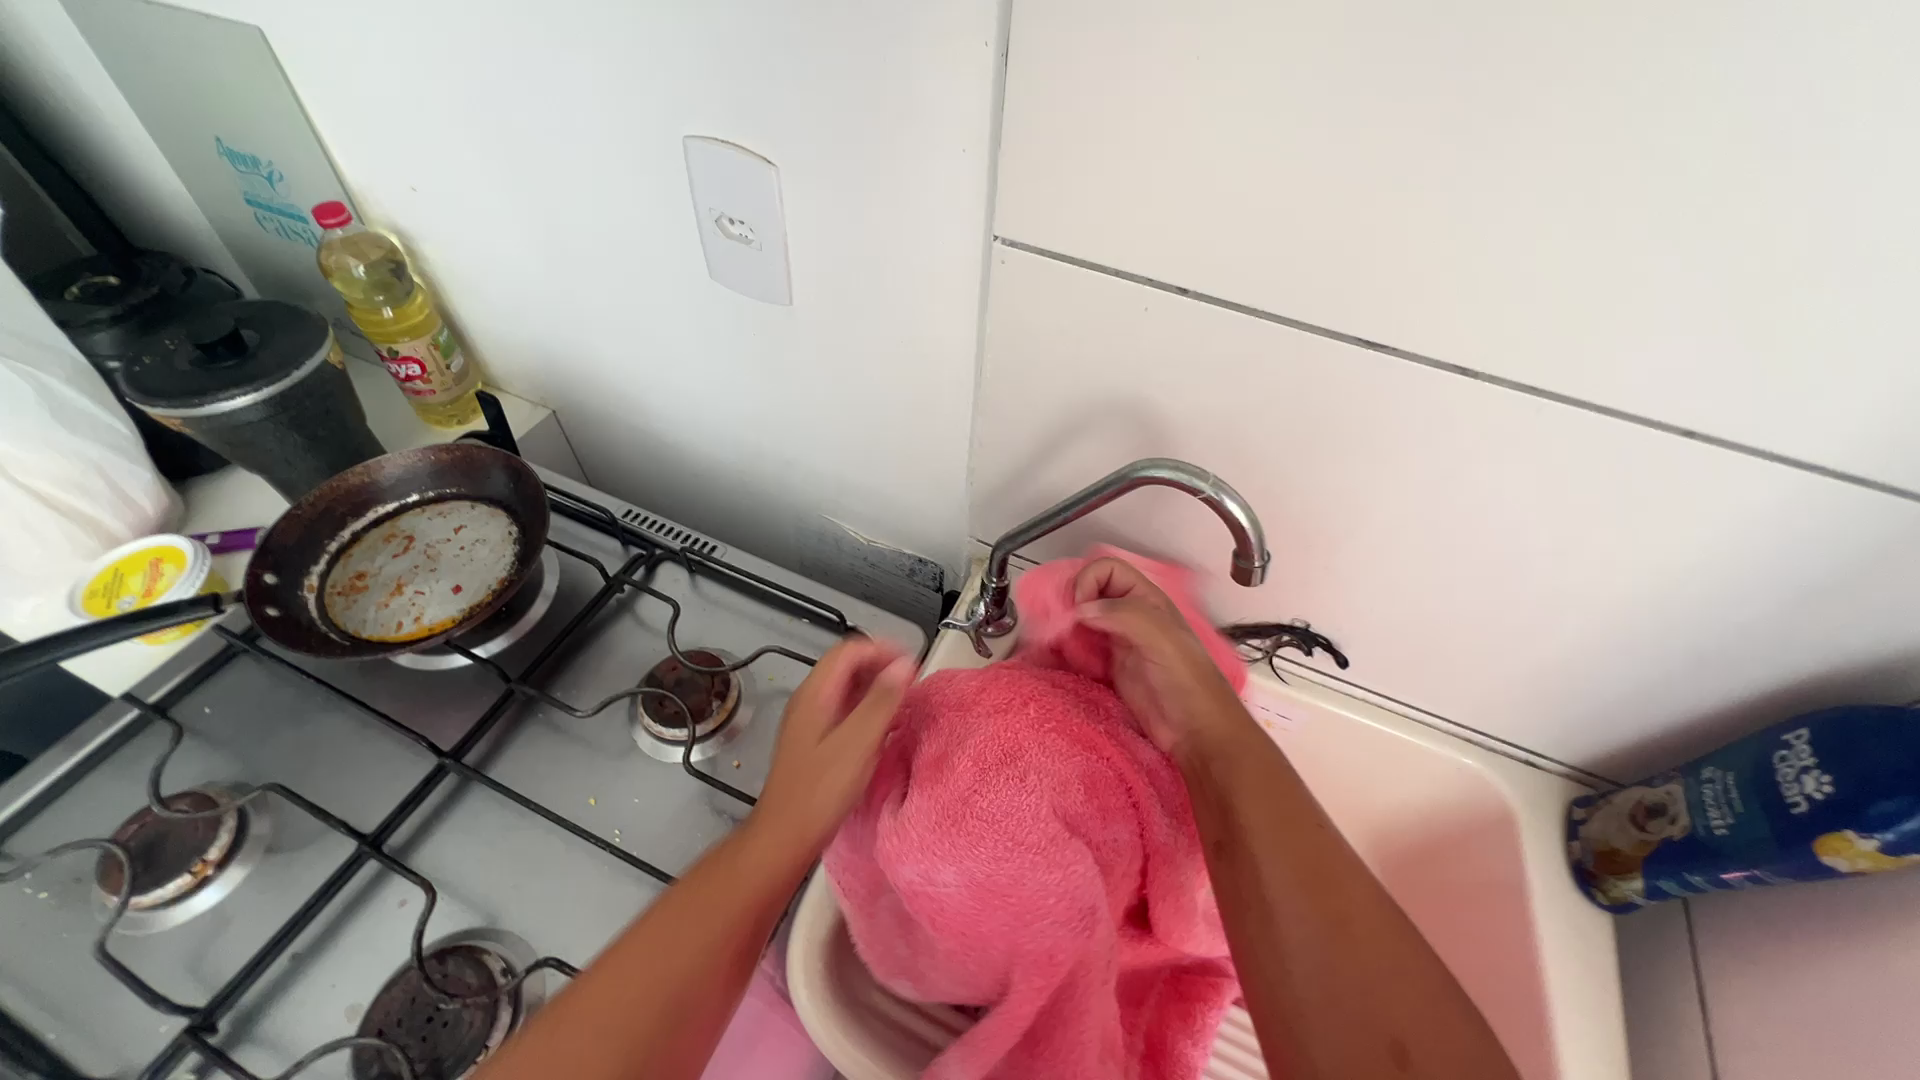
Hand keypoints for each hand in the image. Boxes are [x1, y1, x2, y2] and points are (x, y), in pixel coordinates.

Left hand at [753, 638, 915, 853]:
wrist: (786, 835)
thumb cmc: (820, 790)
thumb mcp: (858, 742)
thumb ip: (882, 701)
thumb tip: (904, 665)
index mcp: (815, 694)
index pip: (849, 651)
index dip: (882, 650)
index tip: (912, 663)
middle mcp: (810, 701)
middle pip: (847, 666)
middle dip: (882, 667)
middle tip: (913, 681)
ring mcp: (812, 721)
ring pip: (848, 689)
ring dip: (877, 688)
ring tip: (906, 700)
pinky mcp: (817, 741)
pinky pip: (846, 711)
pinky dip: (869, 709)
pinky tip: (888, 726)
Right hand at [1074, 558, 1247, 760]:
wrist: (1195, 733)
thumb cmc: (1189, 684)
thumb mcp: (1163, 641)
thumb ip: (1126, 616)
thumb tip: (1082, 609)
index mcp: (1147, 601)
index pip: (1107, 570)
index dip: (1088, 581)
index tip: (1080, 609)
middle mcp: (1130, 617)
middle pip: (1089, 593)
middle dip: (1070, 605)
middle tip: (1063, 628)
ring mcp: (1119, 642)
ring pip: (1082, 621)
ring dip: (1065, 629)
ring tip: (1058, 646)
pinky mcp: (1110, 668)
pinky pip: (1082, 650)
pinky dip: (1067, 651)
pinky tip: (1063, 660)